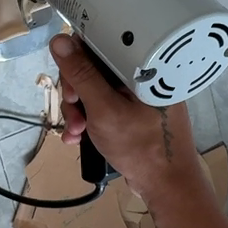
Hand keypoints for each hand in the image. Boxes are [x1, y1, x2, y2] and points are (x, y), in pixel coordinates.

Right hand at [48, 33, 193, 183]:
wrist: (168, 187)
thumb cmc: (140, 147)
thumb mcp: (104, 109)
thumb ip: (81, 75)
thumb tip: (59, 40)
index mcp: (140, 67)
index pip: (100, 45)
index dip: (76, 61)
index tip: (70, 86)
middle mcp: (139, 76)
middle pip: (92, 69)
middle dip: (75, 92)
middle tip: (73, 112)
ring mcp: (135, 96)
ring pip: (93, 90)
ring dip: (77, 110)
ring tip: (75, 132)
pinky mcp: (132, 113)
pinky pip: (102, 106)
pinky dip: (88, 119)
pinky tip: (78, 137)